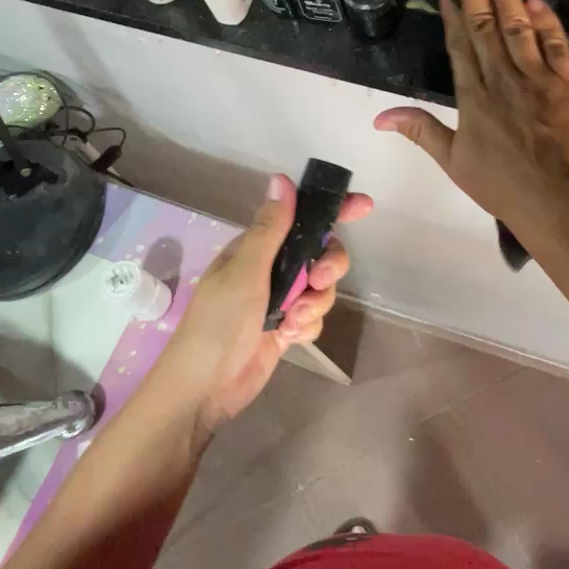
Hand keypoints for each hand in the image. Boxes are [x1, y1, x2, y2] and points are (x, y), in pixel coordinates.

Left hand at [159, 174, 372, 439]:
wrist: (204, 388)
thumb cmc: (218, 323)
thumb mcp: (245, 271)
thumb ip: (270, 228)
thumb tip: (282, 179)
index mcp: (256, 248)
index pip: (300, 218)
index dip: (333, 210)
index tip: (364, 207)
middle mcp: (270, 269)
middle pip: (321, 253)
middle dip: (328, 267)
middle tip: (318, 281)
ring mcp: (279, 299)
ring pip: (321, 288)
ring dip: (315, 304)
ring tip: (291, 322)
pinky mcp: (285, 328)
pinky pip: (314, 317)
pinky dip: (307, 327)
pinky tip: (288, 339)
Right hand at [374, 0, 568, 246]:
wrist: (553, 199)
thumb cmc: (500, 185)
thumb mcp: (452, 161)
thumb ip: (421, 131)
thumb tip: (380, 116)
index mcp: (472, 96)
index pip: (460, 46)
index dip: (453, 16)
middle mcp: (500, 78)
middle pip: (486, 28)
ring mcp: (535, 78)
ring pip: (518, 28)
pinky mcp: (566, 83)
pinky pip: (555, 44)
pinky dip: (547, 21)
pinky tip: (537, 2)